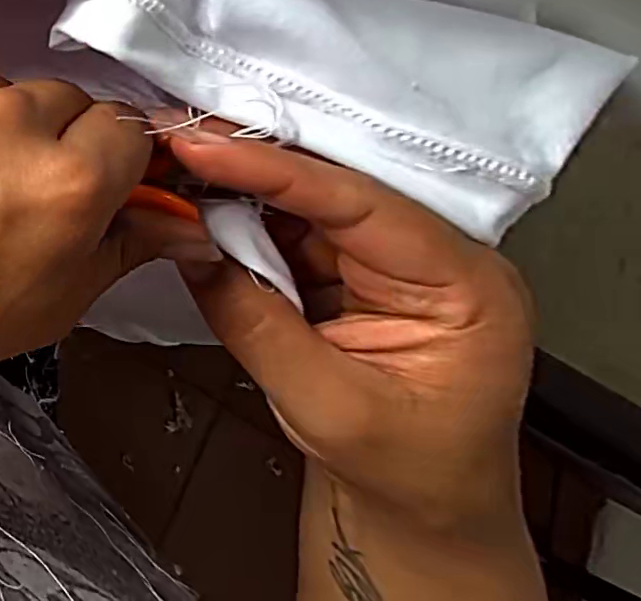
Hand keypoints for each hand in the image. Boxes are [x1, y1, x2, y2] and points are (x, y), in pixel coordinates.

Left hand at [0, 72, 214, 394]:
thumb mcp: (52, 301)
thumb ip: (128, 246)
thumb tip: (190, 225)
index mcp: (69, 178)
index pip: (131, 129)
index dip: (114, 161)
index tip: (91, 186)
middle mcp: (17, 117)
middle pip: (73, 102)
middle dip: (61, 139)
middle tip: (21, 187)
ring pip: (11, 92)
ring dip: (4, 126)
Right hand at [165, 120, 534, 536]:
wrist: (416, 505)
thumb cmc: (406, 471)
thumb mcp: (329, 409)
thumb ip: (255, 323)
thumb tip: (192, 248)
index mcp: (464, 282)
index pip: (360, 203)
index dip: (275, 168)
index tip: (204, 145)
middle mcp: (426, 249)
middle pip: (328, 182)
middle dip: (249, 157)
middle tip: (179, 135)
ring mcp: (381, 251)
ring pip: (298, 194)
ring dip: (234, 180)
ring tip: (176, 163)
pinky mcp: (342, 257)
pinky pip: (282, 220)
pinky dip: (235, 210)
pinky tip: (198, 196)